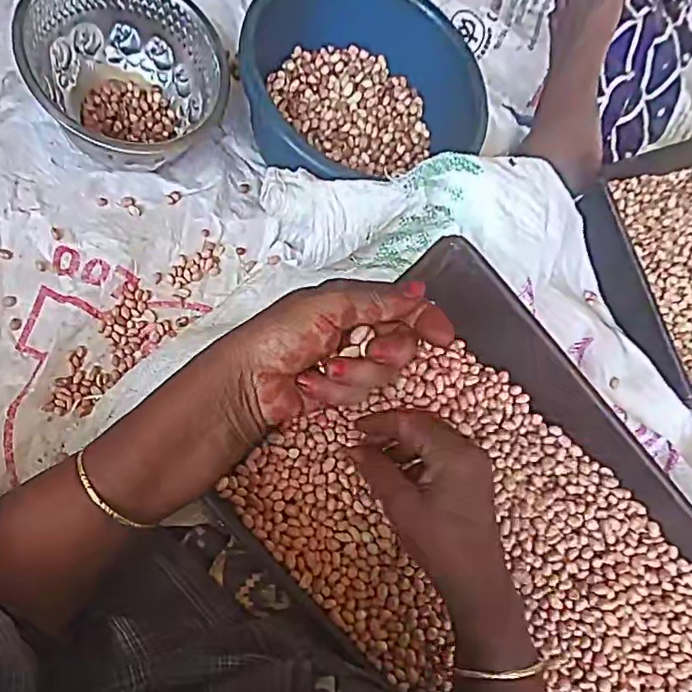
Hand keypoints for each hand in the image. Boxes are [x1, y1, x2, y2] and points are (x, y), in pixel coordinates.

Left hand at [215, 279, 455, 440]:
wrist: (247, 380)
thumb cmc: (277, 335)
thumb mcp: (329, 305)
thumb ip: (376, 301)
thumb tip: (417, 294)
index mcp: (353, 305)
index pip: (402, 311)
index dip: (425, 322)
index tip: (443, 336)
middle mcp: (353, 335)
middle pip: (399, 348)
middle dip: (385, 354)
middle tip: (366, 352)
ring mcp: (346, 366)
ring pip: (379, 377)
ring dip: (351, 376)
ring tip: (322, 370)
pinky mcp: (336, 394)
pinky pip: (356, 396)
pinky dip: (333, 392)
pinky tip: (309, 385)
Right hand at [348, 410, 516, 617]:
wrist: (474, 578)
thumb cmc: (438, 543)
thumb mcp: (401, 504)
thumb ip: (377, 470)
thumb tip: (354, 449)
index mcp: (455, 453)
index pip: (412, 422)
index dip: (380, 422)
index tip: (353, 428)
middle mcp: (469, 450)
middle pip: (425, 425)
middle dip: (392, 431)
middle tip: (363, 442)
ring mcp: (474, 464)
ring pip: (433, 439)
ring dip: (404, 444)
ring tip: (376, 461)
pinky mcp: (473, 478)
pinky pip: (442, 455)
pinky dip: (418, 458)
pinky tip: (399, 475)